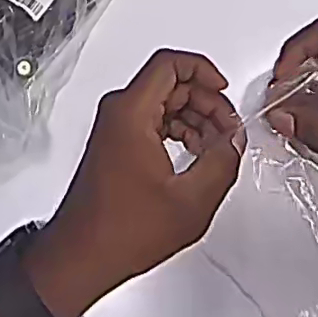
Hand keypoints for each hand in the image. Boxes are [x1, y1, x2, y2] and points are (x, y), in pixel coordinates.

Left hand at [24, 50, 243, 316]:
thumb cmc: (121, 230)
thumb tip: (233, 139)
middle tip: (227, 129)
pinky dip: (178, 128)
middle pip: (170, 81)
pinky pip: (152, 117)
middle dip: (205, 101)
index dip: (203, 70)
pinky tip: (195, 154)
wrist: (84, 252)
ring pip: (163, 99)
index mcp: (131, 112)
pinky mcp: (116, 138)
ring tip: (215, 147)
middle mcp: (119, 110)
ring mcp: (115, 124)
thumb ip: (221, 162)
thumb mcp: (191, 200)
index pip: (169, 63)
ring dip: (194, 117)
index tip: (223, 88)